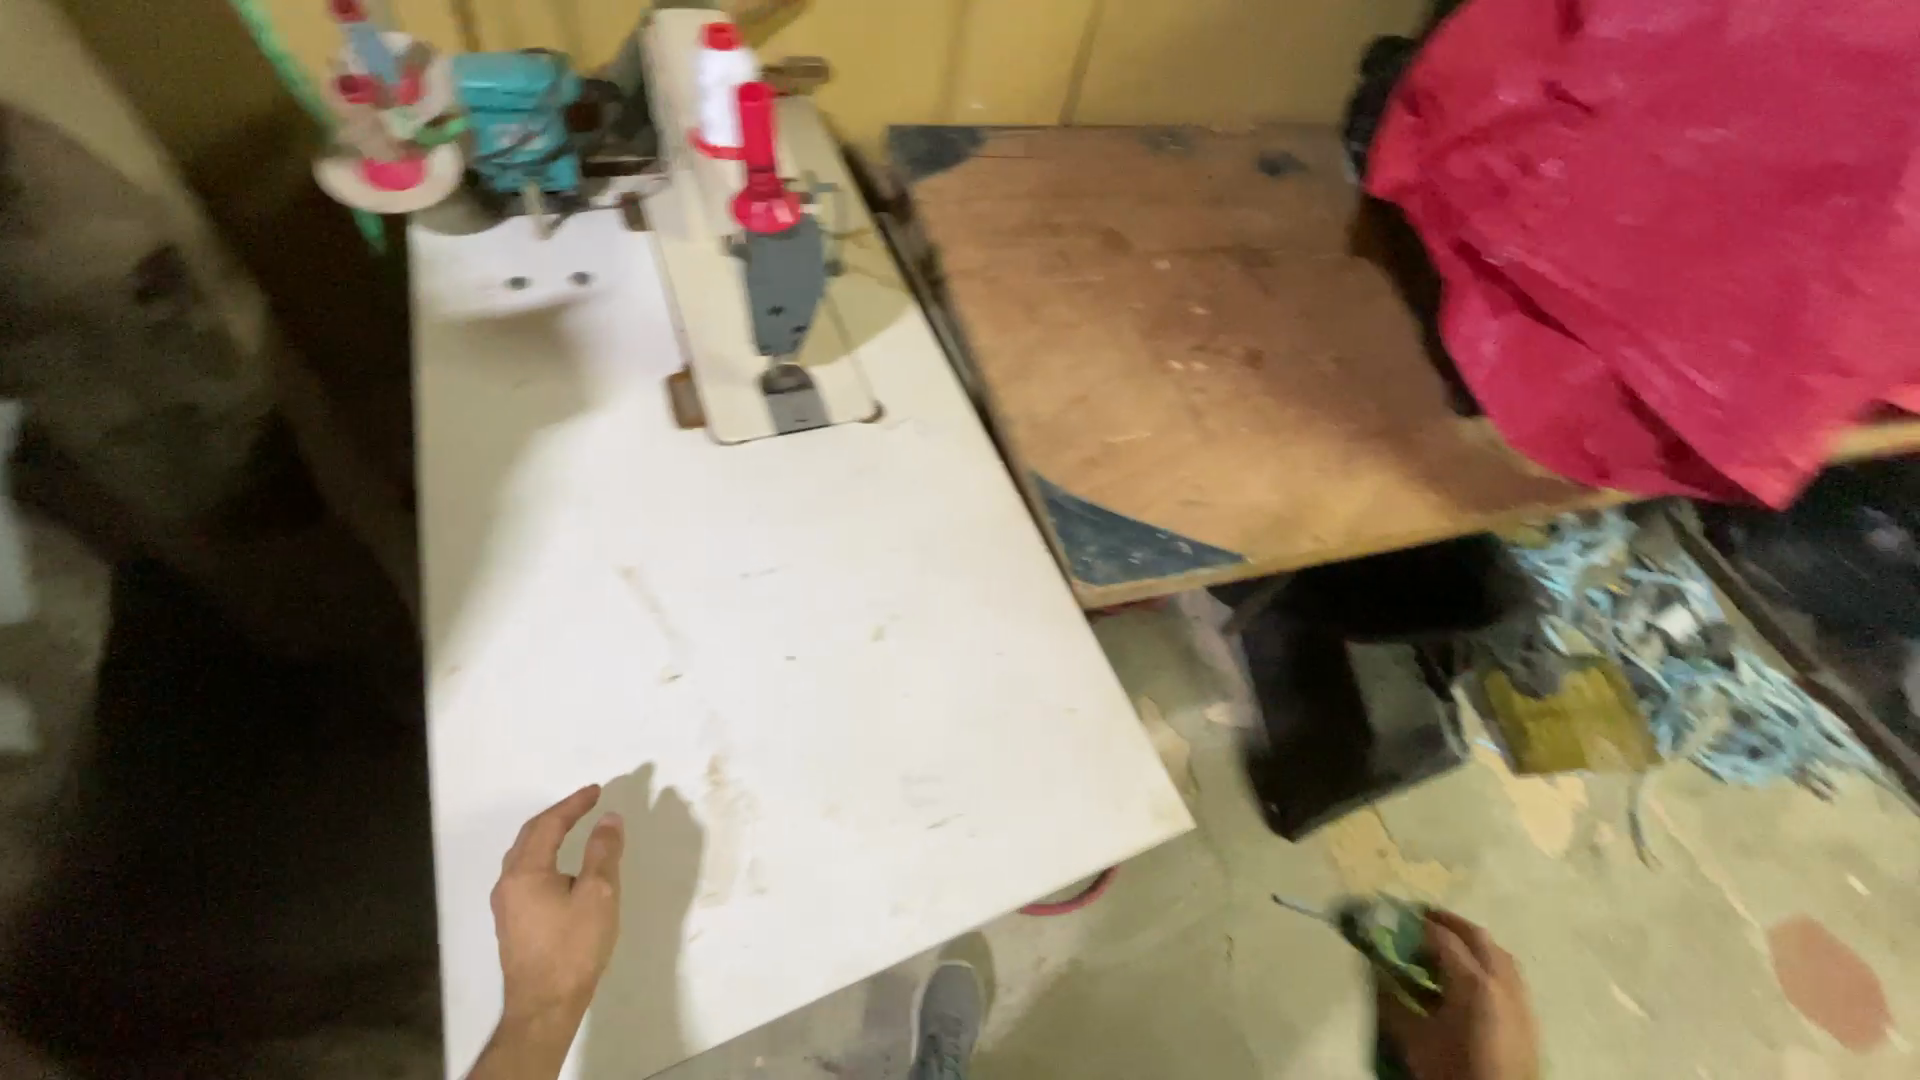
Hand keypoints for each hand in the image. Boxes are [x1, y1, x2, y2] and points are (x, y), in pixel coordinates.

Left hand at [492, 785, 624, 1031]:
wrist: (544, 1006)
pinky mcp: (512, 922)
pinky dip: (545, 855)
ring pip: (524, 855)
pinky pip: (526, 872)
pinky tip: (561, 865)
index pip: (549, 825)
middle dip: (559, 815)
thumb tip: (608, 818)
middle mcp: (508, 883)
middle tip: (586, 802)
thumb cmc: (573, 946)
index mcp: (526, 872)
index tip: (597, 790)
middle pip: (530, 836)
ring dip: (548, 834)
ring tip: (573, 826)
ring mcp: (506, 905)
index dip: (574, 804)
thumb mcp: (599, 893)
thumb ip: (603, 852)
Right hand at [1378, 910, 1539, 1079]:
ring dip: (1473, 942)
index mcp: (1472, 983)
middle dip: (1449, 922)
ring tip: (1448, 944)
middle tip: (1422, 918)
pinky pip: (1509, 976)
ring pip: (1500, 955)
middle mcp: (1501, 984)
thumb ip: (1390, 998)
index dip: (1417, 922)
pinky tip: (1470, 977)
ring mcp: (1520, 1002)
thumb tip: (1372, 968)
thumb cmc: (1453, 1072)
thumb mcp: (1413, 1038)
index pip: (1442, 937)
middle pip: (1478, 937)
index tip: (1395, 915)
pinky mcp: (1529, 1020)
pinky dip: (1489, 963)